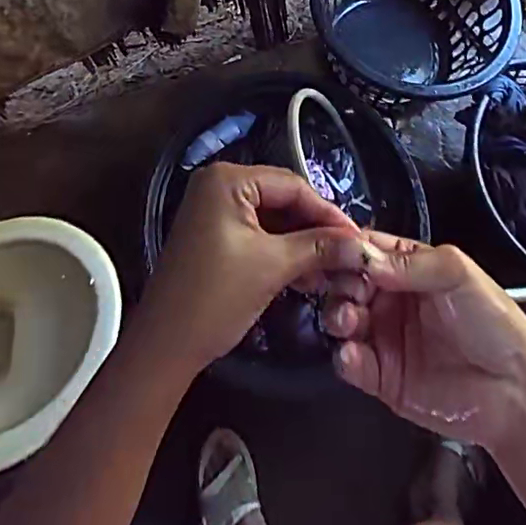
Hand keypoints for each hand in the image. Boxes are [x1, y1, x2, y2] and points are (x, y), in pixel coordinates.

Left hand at [140, 162, 359, 375]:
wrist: (165, 344)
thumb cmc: (216, 297)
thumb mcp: (273, 266)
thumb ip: (319, 247)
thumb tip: (360, 243)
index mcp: (228, 179)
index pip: (292, 185)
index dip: (328, 212)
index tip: (357, 237)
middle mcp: (218, 184)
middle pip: (282, 199)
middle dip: (315, 228)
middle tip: (347, 253)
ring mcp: (214, 209)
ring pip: (273, 218)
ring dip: (301, 243)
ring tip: (330, 270)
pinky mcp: (214, 233)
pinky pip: (257, 233)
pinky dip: (281, 251)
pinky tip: (306, 275)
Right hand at [322, 232, 525, 451]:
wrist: (517, 392)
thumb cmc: (494, 322)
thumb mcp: (457, 274)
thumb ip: (409, 264)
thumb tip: (365, 258)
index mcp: (406, 266)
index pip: (364, 248)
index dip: (346, 248)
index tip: (334, 252)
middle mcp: (389, 297)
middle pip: (345, 281)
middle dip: (338, 282)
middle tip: (348, 291)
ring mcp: (383, 336)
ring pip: (341, 318)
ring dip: (337, 315)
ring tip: (348, 320)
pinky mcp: (381, 376)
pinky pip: (350, 363)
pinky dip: (344, 357)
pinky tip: (352, 354)